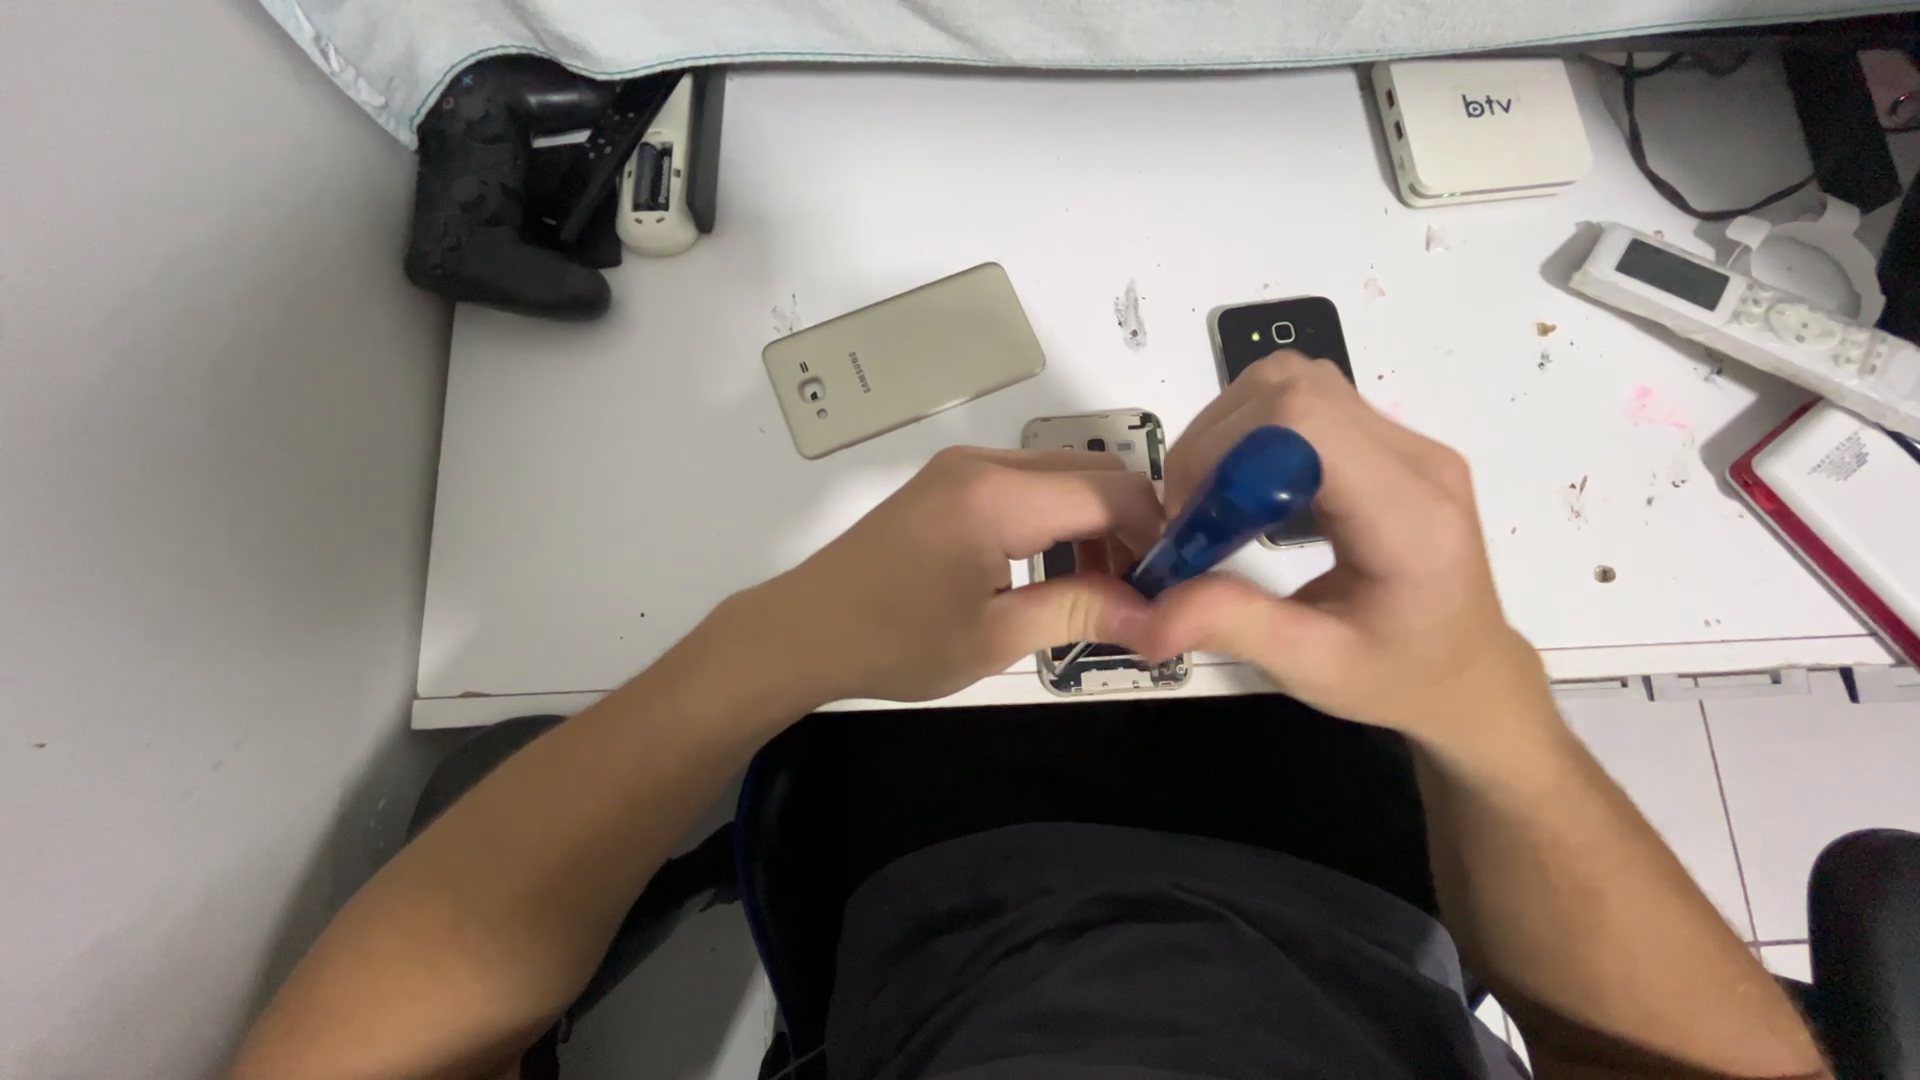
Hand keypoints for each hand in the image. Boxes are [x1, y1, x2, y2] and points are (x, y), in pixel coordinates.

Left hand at [752, 447, 1162, 703]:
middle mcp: (983, 464)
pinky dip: (1055, 519)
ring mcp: (963, 468)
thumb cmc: (893, 642)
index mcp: (996, 496)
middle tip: (1136, 592)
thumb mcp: (994, 638)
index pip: (1111, 491)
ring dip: (1092, 523)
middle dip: (1128, 526)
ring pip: (1062, 476)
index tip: (1169, 585)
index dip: (1155, 533)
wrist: (803, 631)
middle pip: (1092, 472)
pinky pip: (1027, 484)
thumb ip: (1079, 612)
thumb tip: (1158, 615)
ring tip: (1095, 588)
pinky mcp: (950, 483)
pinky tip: (1049, 569)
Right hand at [1116, 352, 1553, 750]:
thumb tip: (1148, 604)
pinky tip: (1244, 496)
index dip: (1224, 451)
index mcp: (1407, 516)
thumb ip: (1236, 625)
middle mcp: (1413, 458)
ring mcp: (1402, 441)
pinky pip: (1301, 403)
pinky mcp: (1383, 442)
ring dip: (1227, 434)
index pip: (1305, 421)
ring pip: (1291, 383)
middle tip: (1189, 517)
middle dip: (1213, 443)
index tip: (1189, 520)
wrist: (1468, 676)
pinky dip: (1248, 436)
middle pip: (1291, 388)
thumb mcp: (1315, 669)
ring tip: (1212, 505)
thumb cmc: (1401, 678)